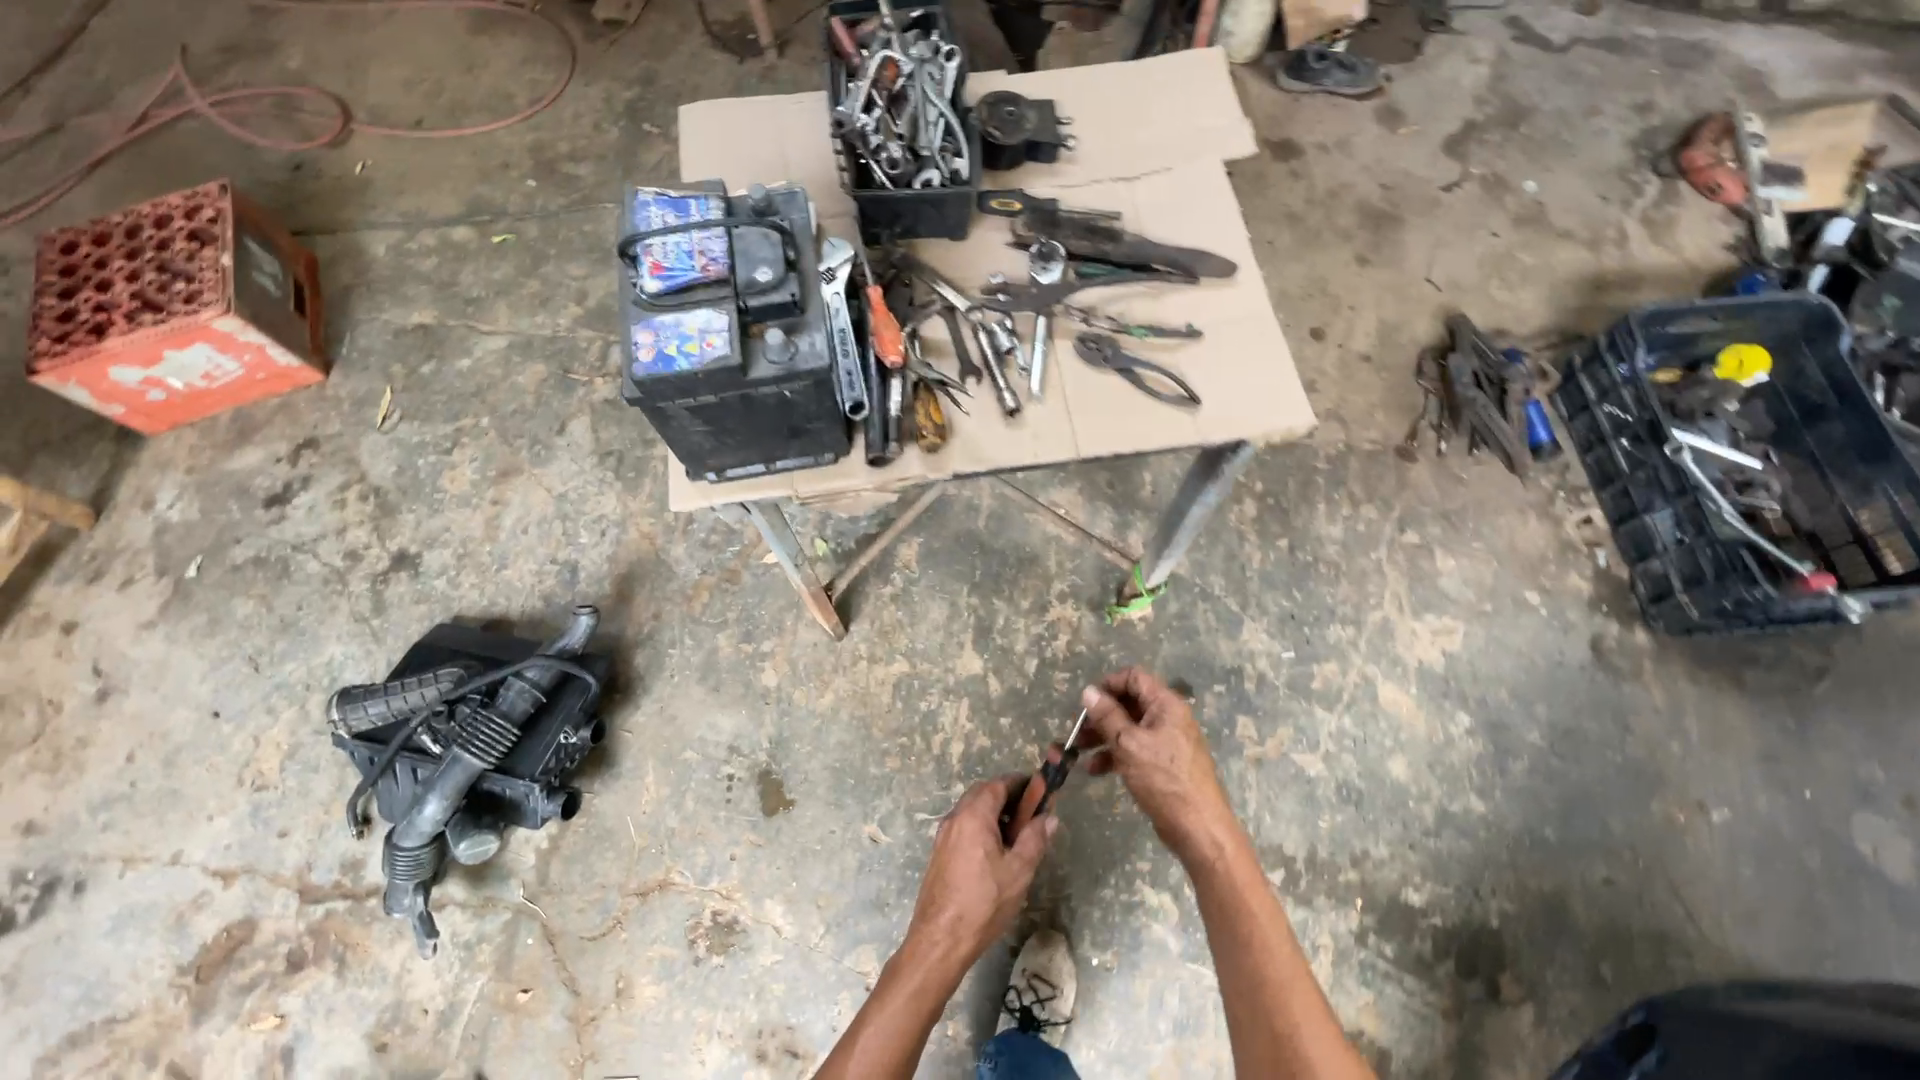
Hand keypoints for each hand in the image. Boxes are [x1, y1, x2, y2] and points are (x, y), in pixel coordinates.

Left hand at [904, 775, 1056, 967]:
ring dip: (994, 814)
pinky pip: (963, 828)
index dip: (1020, 783)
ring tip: (1018, 835)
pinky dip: (981, 828)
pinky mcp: (939, 855)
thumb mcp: (1019, 871)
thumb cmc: (984, 902)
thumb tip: (1048, 817)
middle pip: (982, 794)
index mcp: (973, 816)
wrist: (940, 939)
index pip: (998, 784)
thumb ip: (1035, 839)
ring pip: (971, 812)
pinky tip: (996, 853)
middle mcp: (954, 819)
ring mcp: (943, 837)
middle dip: (1007, 797)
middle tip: (1031, 813)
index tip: (1040, 790)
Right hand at [1079, 667, 1236, 863]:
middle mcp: (1168, 717)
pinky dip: (1114, 755)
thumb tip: (1089, 691)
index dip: (1108, 684)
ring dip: (1102, 737)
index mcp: (1166, 704)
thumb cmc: (1163, 779)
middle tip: (1077, 731)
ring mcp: (1166, 741)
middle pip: (1129, 703)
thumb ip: (1107, 716)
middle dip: (1100, 715)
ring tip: (1077, 752)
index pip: (1134, 677)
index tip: (1086, 703)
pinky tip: (1094, 770)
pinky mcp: (1162, 764)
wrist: (1197, 826)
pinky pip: (1134, 749)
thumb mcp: (1128, 744)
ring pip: (1128, 728)